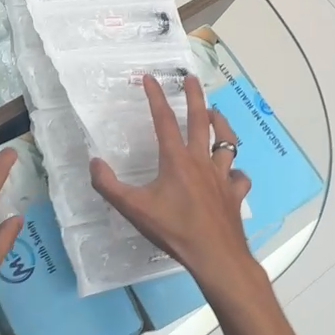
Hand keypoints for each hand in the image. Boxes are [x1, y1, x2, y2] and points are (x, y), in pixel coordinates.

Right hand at [91, 74, 255, 288]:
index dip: (155, 97)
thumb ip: (109, 185)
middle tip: (191, 78)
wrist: (216, 256)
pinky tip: (233, 173)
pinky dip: (236, 172)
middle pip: (200, 120)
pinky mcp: (235, 194)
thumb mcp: (133, 208)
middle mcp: (201, 161)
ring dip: (222, 125)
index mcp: (176, 160)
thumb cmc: (174, 230)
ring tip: (217, 114)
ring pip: (227, 142)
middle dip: (195, 96)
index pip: (164, 120)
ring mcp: (222, 176)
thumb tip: (94, 162)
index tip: (150, 78)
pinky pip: (239, 177)